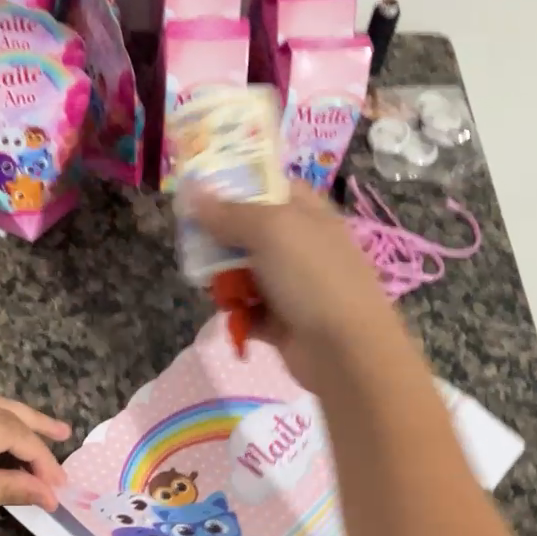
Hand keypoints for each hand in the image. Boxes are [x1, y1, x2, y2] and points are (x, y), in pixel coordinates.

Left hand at [0, 382, 71, 535]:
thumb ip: (0, 488)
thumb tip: (48, 493)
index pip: (7, 432)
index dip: (38, 456)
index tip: (57, 485)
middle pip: (1, 409)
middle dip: (35, 432)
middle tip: (67, 445)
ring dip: (18, 415)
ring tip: (50, 431)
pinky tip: (7, 419)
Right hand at [183, 180, 410, 385]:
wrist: (344, 349)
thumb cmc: (312, 277)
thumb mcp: (271, 230)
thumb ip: (229, 213)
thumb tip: (193, 192)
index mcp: (306, 213)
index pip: (269, 188)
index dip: (236, 187)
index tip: (200, 193)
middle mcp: (299, 246)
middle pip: (250, 233)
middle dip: (220, 240)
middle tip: (193, 245)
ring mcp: (291, 286)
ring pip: (245, 274)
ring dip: (224, 280)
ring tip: (211, 286)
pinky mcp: (281, 322)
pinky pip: (249, 312)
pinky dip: (237, 314)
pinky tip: (229, 315)